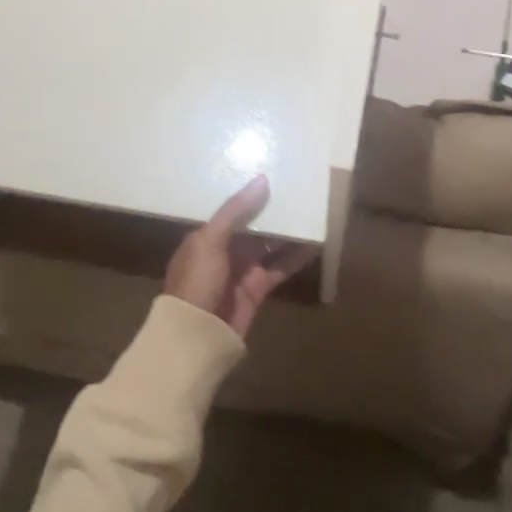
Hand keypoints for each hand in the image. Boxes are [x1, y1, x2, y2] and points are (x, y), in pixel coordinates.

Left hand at [164, 176, 319, 337]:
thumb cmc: (197, 281)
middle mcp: (225, 250)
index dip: (252, 195)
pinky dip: (296, 256)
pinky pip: (281, 267)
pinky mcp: (259, 288)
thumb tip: (262, 179)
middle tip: (300, 190)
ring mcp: (243, 270)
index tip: (275, 176)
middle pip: (254, 226)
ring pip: (270, 244)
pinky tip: (315, 243)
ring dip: (288, 232)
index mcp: (207, 236)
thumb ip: (235, 210)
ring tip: (312, 212)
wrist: (196, 335)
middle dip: (274, 211)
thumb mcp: (210, 241)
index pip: (232, 210)